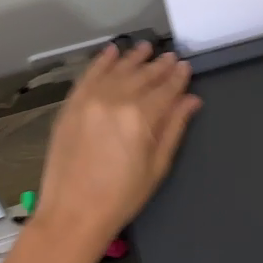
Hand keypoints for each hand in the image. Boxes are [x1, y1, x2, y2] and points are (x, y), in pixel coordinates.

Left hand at [31, 42, 200, 260]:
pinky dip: (101, 62)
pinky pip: (89, 76)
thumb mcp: (157, 166)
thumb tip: (191, 100)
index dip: (178, 77)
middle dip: (158, 66)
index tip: (186, 66)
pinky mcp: (71, 106)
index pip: (166, 89)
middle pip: (142, 76)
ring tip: (145, 48)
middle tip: (170, 56)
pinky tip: (112, 52)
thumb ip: (174, 128)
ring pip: (116, 71)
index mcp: (141, 118)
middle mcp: (115, 101)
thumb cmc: (121, 197)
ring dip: (133, 58)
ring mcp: (90, 101)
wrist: (72, 214)